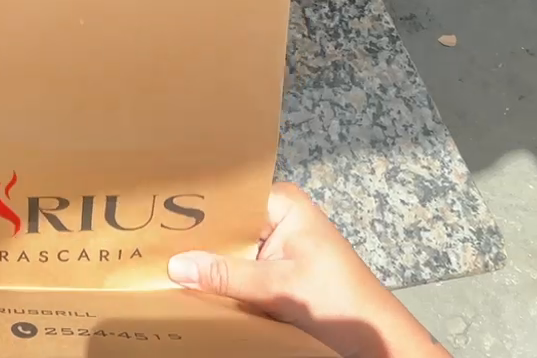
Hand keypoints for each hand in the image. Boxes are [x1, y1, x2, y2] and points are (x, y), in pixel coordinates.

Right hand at [166, 183, 448, 357]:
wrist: (383, 349)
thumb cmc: (341, 305)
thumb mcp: (281, 288)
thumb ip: (228, 276)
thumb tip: (174, 267)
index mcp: (282, 202)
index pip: (228, 195)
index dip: (195, 204)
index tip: (158, 209)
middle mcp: (278, 215)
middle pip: (227, 221)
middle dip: (198, 234)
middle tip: (153, 235)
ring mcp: (279, 243)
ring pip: (232, 246)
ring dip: (209, 258)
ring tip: (165, 255)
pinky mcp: (279, 270)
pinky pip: (242, 266)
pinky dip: (224, 276)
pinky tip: (195, 279)